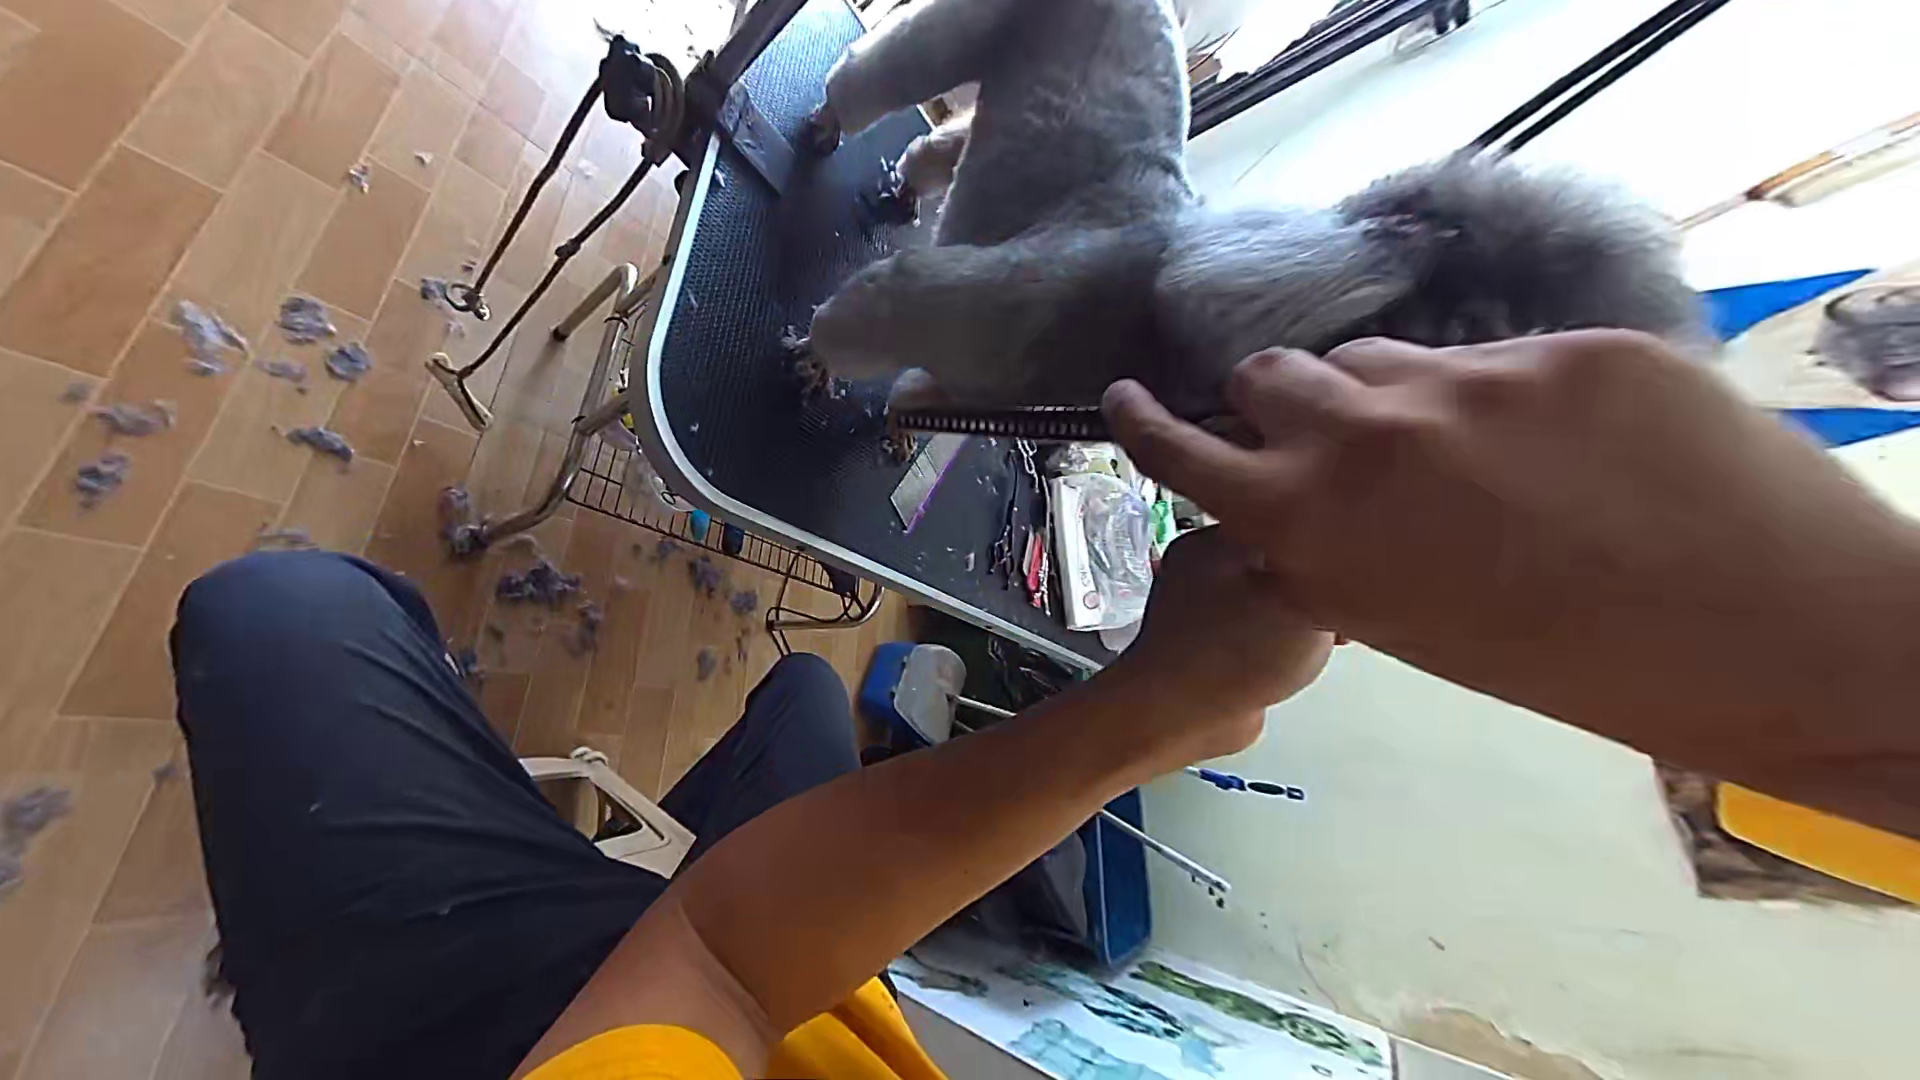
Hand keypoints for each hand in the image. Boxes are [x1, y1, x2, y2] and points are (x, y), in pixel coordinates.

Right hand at [1103, 331, 1919, 817]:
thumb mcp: (1369, 613)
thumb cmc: (1526, 656)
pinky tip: (1521, 438)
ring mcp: (1465, 383)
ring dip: (1363, 393)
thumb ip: (1299, 543)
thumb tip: (1273, 501)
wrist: (1762, 644)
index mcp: (1304, 520)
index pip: (1181, 450)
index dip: (1142, 419)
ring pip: (1365, 355)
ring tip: (1418, 439)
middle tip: (1299, 428)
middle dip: (1265, 399)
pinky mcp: (1565, 351)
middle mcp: (1361, 438)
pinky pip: (1472, 357)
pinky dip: (1468, 393)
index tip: (1122, 393)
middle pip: (1266, 373)